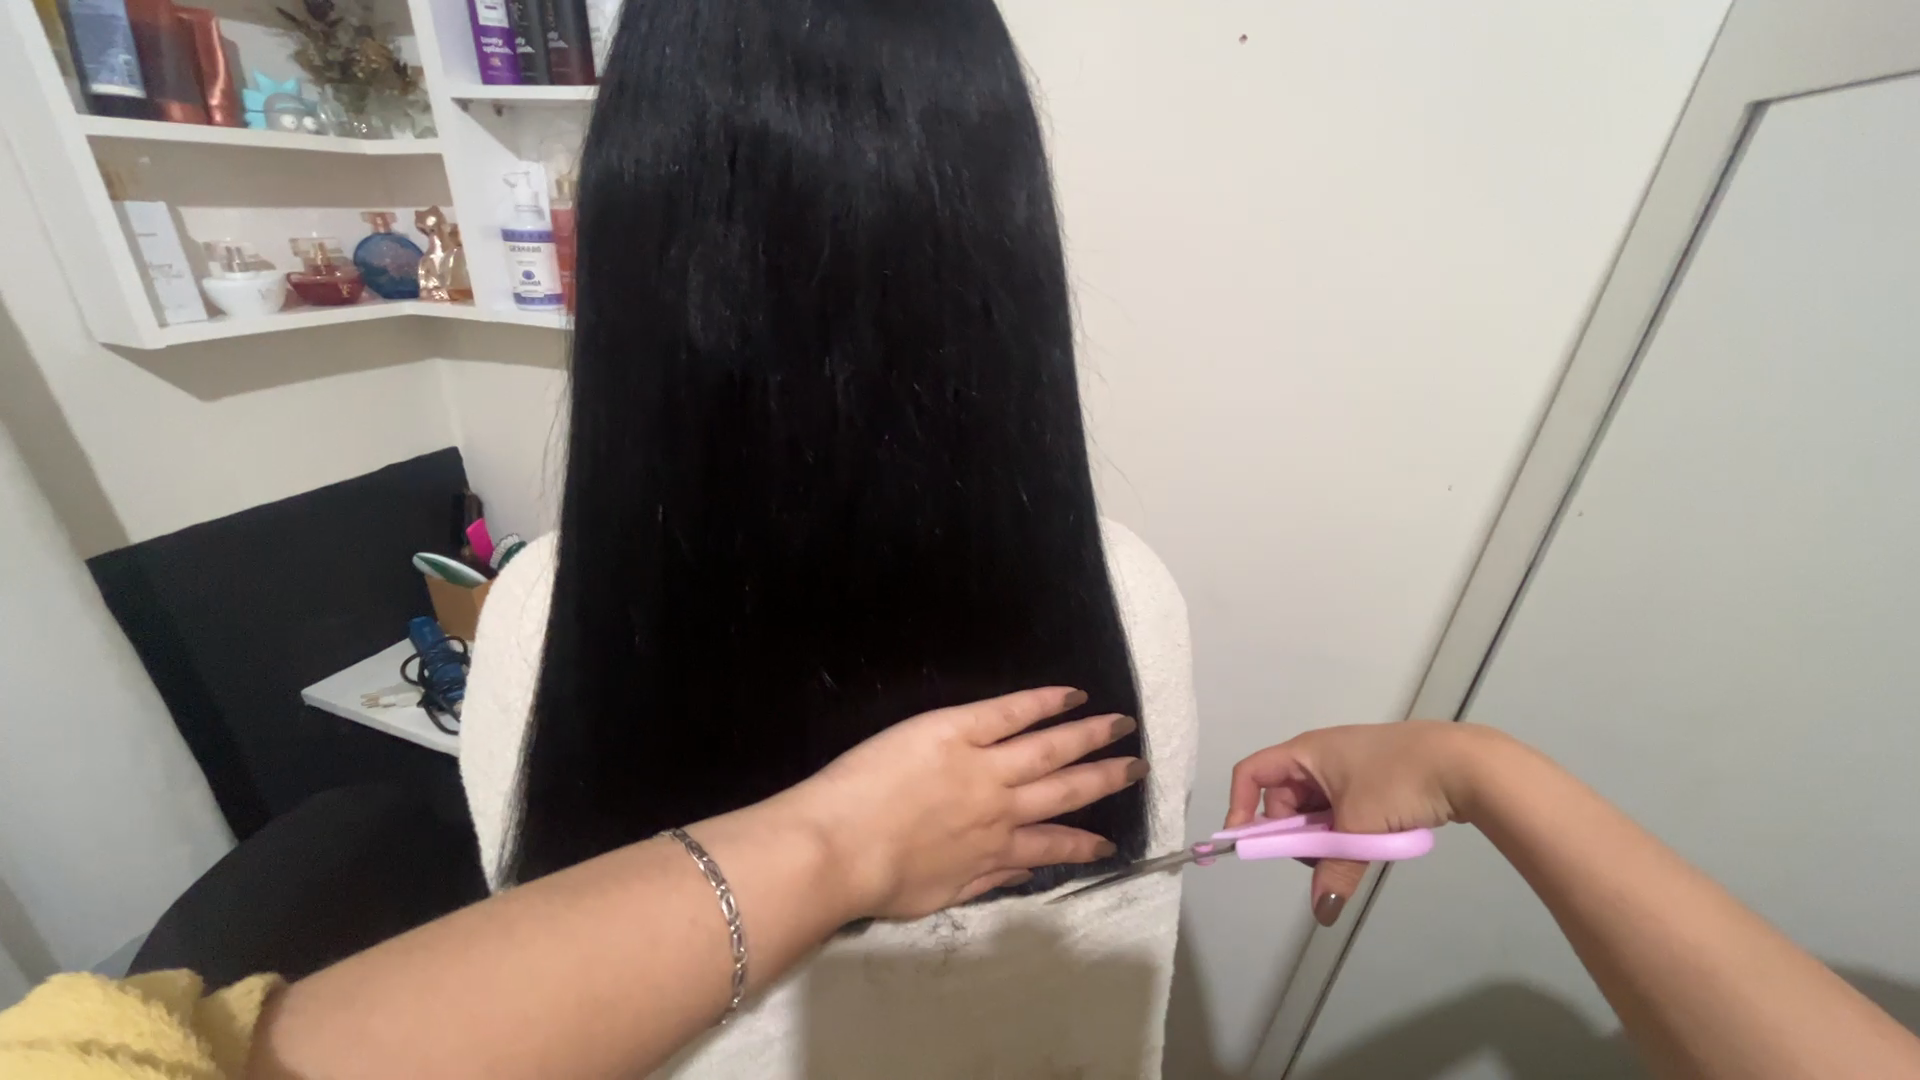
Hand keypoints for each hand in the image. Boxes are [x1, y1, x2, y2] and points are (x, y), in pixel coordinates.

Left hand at [783, 687, 1147, 919]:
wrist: (837, 847)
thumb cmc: (876, 880)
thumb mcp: (939, 897)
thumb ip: (984, 881)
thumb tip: (1020, 873)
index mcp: (993, 849)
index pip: (1051, 844)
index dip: (1084, 844)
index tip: (1109, 843)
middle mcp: (1002, 807)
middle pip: (1065, 789)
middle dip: (1105, 778)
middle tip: (1137, 765)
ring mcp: (985, 765)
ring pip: (1050, 748)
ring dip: (1089, 737)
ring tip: (1119, 725)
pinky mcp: (959, 729)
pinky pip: (1010, 712)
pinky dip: (1043, 702)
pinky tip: (1070, 694)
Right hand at [1225, 721, 1499, 925]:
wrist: (1467, 762)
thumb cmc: (1399, 780)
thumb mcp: (1361, 826)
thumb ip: (1336, 869)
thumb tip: (1322, 912)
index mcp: (1305, 753)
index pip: (1251, 773)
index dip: (1241, 806)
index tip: (1248, 844)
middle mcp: (1318, 755)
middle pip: (1283, 797)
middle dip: (1293, 831)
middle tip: (1317, 858)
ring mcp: (1347, 767)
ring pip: (1315, 807)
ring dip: (1323, 834)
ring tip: (1353, 849)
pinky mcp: (1372, 780)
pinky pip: (1340, 808)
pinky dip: (1345, 829)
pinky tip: (1370, 841)